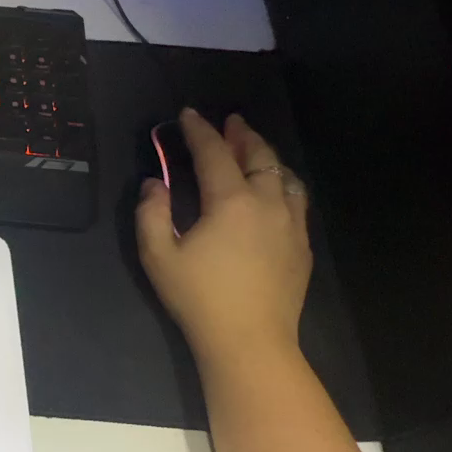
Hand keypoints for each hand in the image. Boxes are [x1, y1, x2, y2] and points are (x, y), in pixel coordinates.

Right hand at [136, 109, 311, 363]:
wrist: (248, 337)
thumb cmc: (197, 297)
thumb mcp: (157, 257)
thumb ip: (150, 214)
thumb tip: (153, 183)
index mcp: (229, 201)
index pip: (214, 154)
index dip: (199, 132)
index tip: (188, 114)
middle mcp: (266, 202)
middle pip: (258, 156)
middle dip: (241, 135)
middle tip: (230, 121)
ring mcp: (290, 222)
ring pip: (284, 175)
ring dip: (267, 156)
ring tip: (254, 149)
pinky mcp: (301, 243)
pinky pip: (295, 198)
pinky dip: (282, 181)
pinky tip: (275, 188)